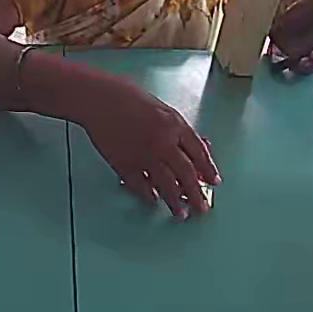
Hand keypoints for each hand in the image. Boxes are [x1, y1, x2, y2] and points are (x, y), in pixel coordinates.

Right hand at [71, 76, 218, 217]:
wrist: (99, 99)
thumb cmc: (127, 97)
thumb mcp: (161, 108)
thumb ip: (175, 129)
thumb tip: (188, 151)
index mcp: (175, 125)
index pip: (199, 152)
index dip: (209, 169)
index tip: (213, 182)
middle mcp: (163, 142)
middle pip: (187, 174)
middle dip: (196, 194)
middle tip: (202, 208)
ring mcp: (144, 155)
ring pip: (166, 185)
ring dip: (175, 202)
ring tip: (180, 214)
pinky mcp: (125, 164)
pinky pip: (141, 186)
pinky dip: (148, 196)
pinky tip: (153, 201)